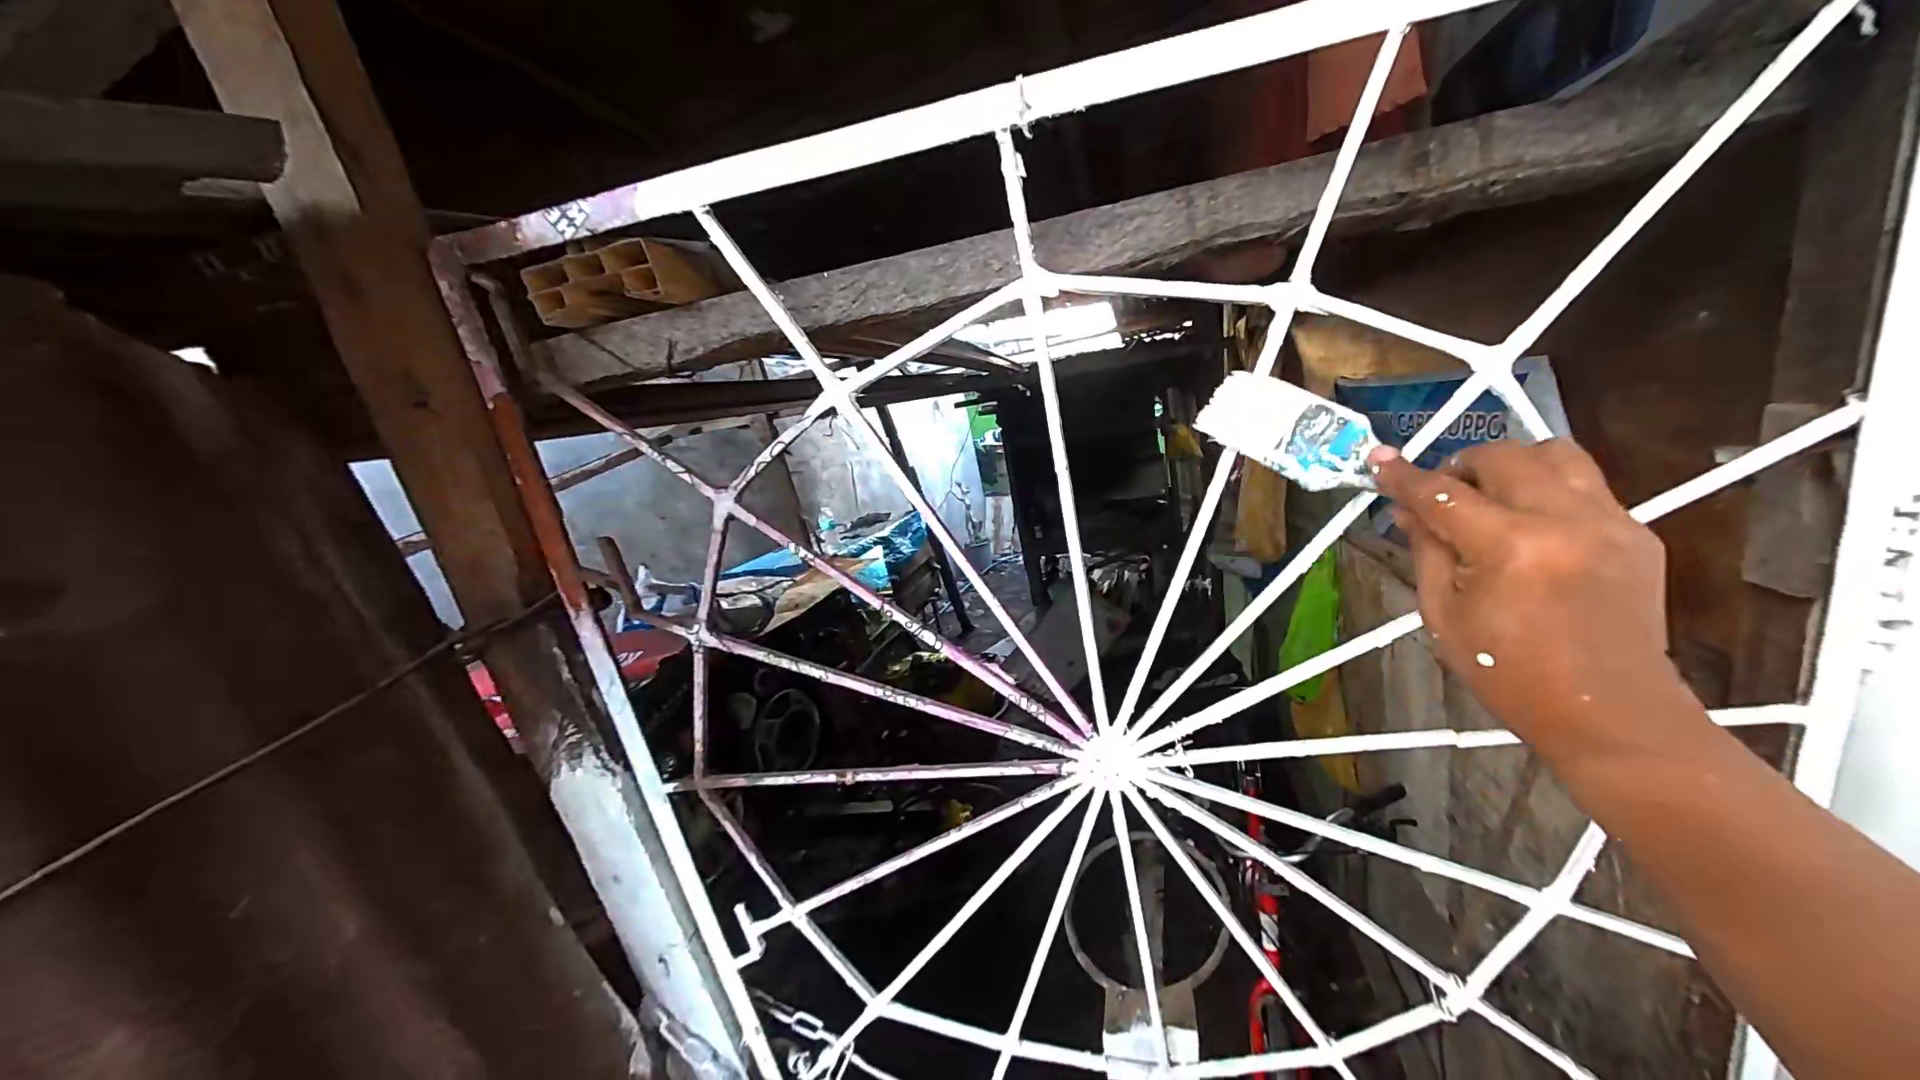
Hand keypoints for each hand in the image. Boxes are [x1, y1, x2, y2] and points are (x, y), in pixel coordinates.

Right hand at [1368, 439, 1689, 756]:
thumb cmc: (1508, 671)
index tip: (1379, 459)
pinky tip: (1529, 524)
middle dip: (1461, 466)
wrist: (1608, 710)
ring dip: (1512, 465)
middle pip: (1505, 457)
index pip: (1444, 494)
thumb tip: (1406, 509)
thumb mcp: (1443, 613)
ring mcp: (1611, 523)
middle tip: (1440, 492)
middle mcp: (1566, 521)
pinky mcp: (1637, 533)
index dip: (1404, 476)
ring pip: (1556, 454)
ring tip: (1489, 494)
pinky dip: (1546, 489)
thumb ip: (1426, 549)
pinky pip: (1585, 485)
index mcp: (1511, 547)